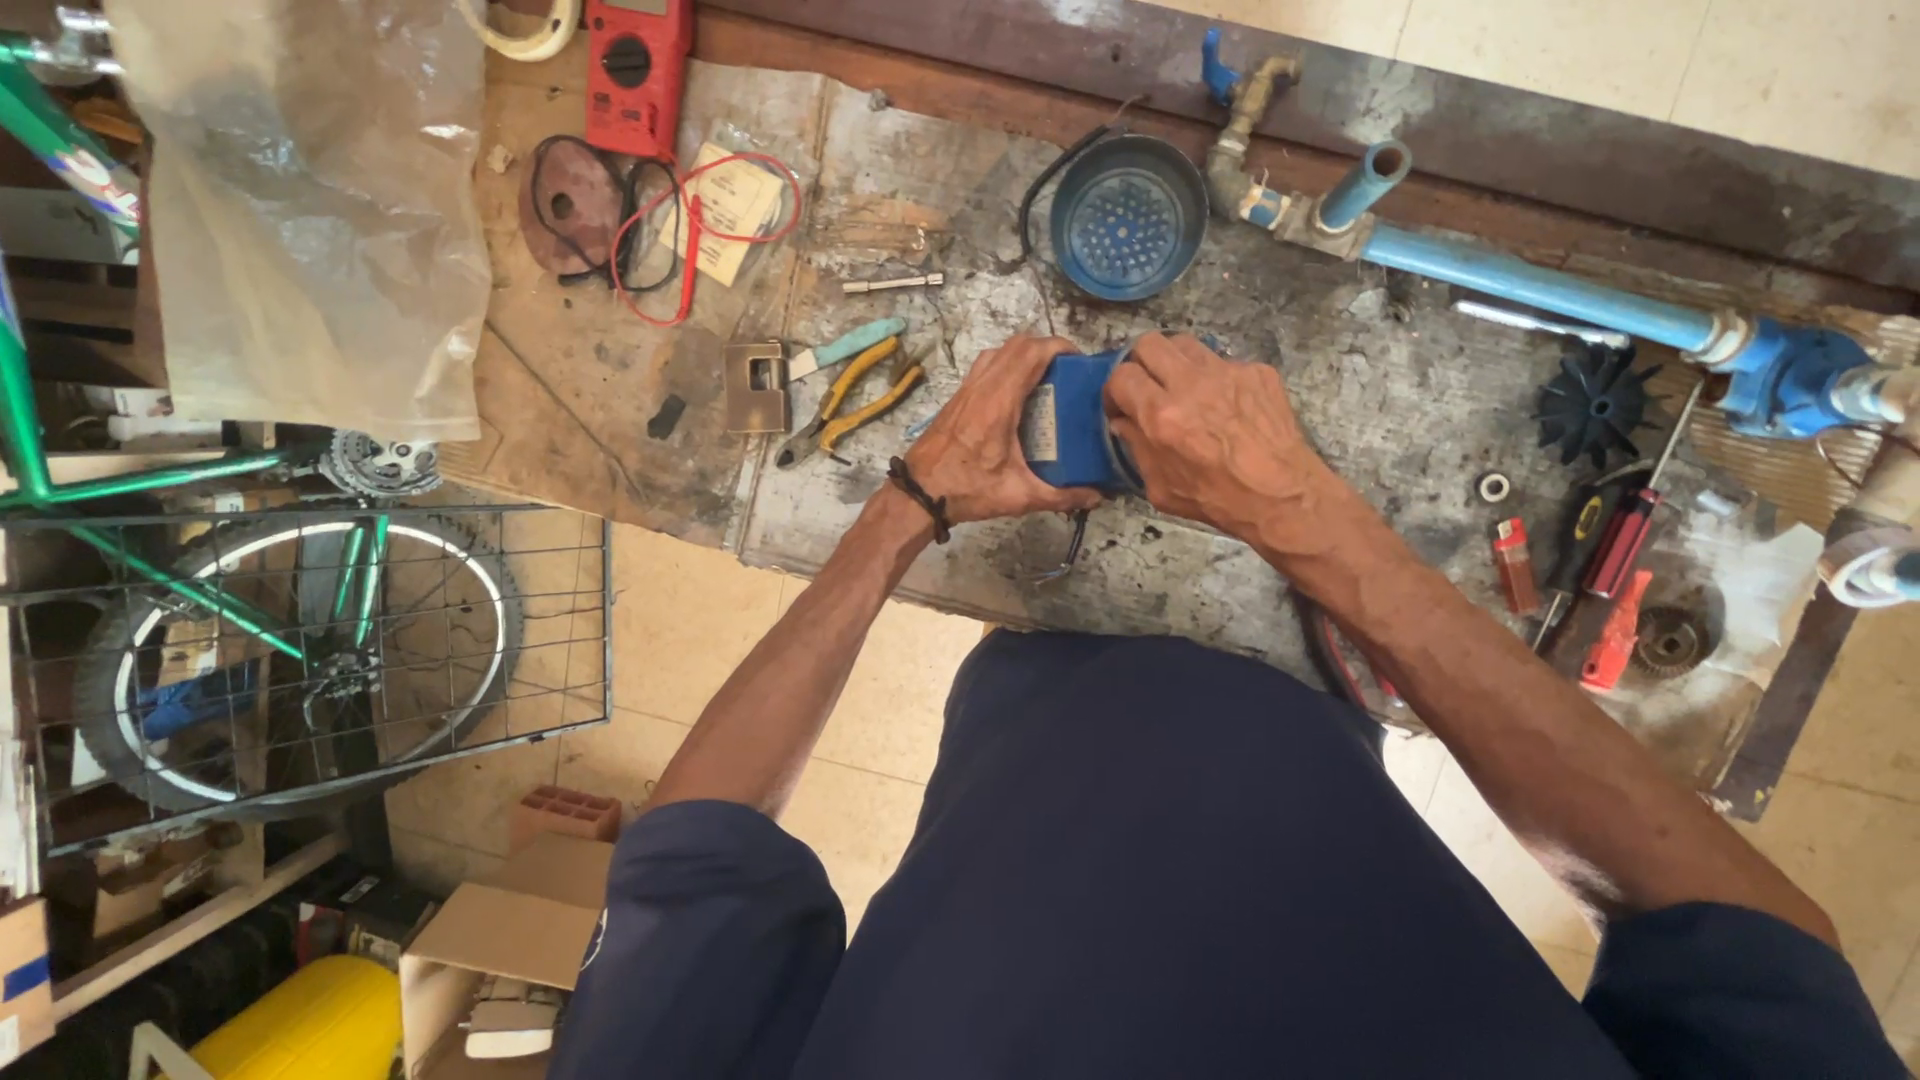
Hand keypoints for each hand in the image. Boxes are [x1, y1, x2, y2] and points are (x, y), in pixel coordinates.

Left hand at [903, 336, 1103, 523]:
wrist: (918, 494)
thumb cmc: (967, 490)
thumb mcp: (1019, 496)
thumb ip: (1061, 496)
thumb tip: (1097, 497)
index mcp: (999, 401)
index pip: (1032, 352)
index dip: (1059, 347)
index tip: (1079, 360)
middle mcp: (982, 386)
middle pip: (1017, 344)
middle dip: (1046, 348)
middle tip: (1067, 371)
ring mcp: (966, 389)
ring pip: (998, 352)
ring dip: (1023, 355)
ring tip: (1045, 379)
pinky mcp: (957, 398)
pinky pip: (985, 367)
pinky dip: (1005, 367)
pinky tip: (1018, 396)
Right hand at [1104, 333, 1339, 548]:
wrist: (1282, 495)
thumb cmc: (1217, 499)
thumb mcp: (1161, 488)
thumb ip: (1138, 448)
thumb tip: (1125, 423)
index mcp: (1162, 416)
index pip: (1122, 376)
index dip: (1114, 390)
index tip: (1121, 405)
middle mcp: (1191, 385)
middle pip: (1149, 344)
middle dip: (1139, 363)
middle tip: (1146, 385)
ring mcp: (1227, 372)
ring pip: (1185, 343)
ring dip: (1174, 362)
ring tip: (1181, 386)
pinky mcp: (1256, 371)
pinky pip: (1223, 362)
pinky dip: (1214, 379)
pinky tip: (1223, 404)